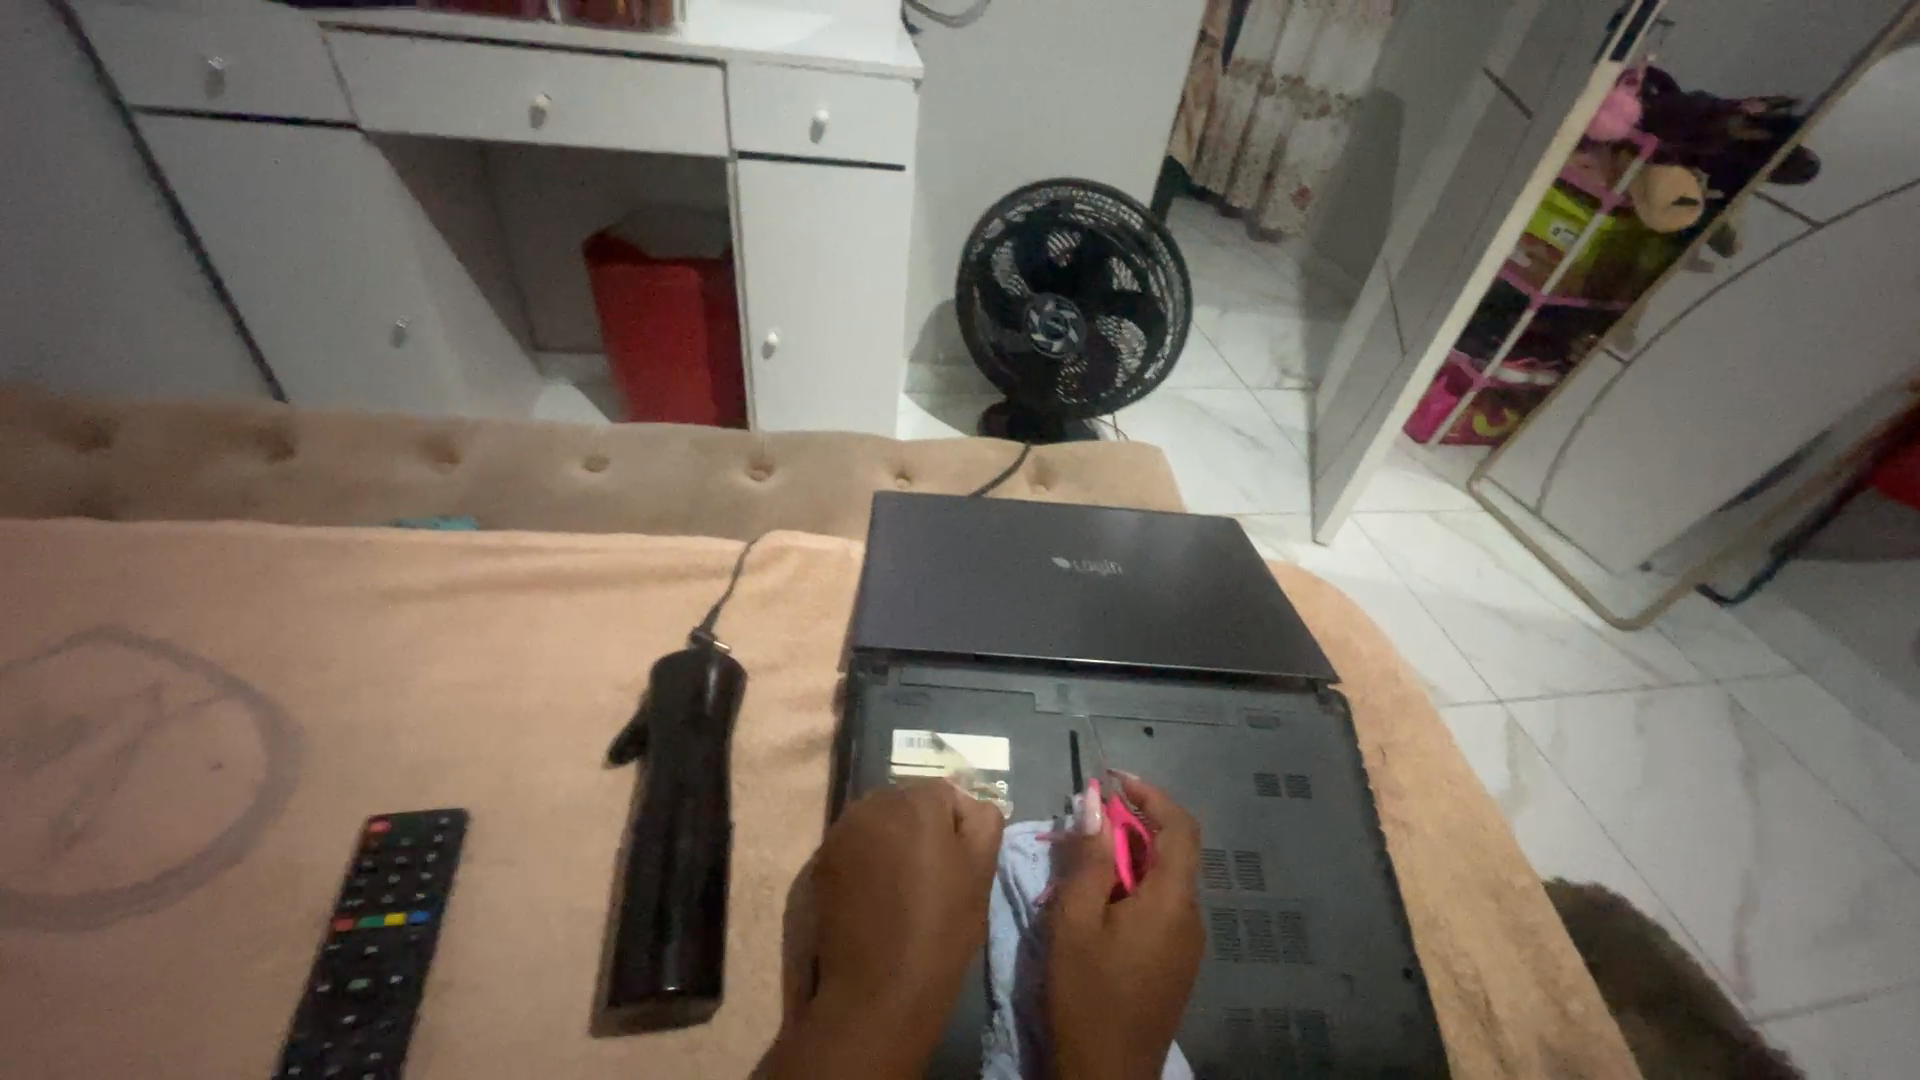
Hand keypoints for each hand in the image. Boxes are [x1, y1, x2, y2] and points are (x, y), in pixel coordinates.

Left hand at [757, 779, 1004, 1078]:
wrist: (877, 991)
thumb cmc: (939, 928)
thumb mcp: (981, 871)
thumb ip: (984, 821)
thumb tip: (972, 807)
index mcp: (915, 799)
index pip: (948, 795)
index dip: (960, 829)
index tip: (962, 867)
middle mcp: (872, 803)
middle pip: (909, 805)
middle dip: (923, 831)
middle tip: (935, 878)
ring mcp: (840, 832)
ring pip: (880, 825)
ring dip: (893, 845)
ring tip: (904, 890)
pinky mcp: (819, 863)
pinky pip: (855, 849)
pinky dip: (868, 864)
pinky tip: (876, 899)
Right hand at [1048, 773, 1203, 1079]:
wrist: (1108, 1076)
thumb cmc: (1087, 994)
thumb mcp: (1075, 920)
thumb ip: (1089, 857)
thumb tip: (1096, 803)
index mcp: (1173, 901)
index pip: (1181, 827)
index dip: (1151, 794)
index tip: (1114, 779)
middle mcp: (1191, 916)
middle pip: (1172, 850)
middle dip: (1131, 825)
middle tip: (1086, 822)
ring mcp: (1187, 942)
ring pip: (1164, 878)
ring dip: (1128, 856)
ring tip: (1083, 860)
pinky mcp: (1176, 961)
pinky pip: (1160, 904)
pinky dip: (1132, 885)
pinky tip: (1098, 899)